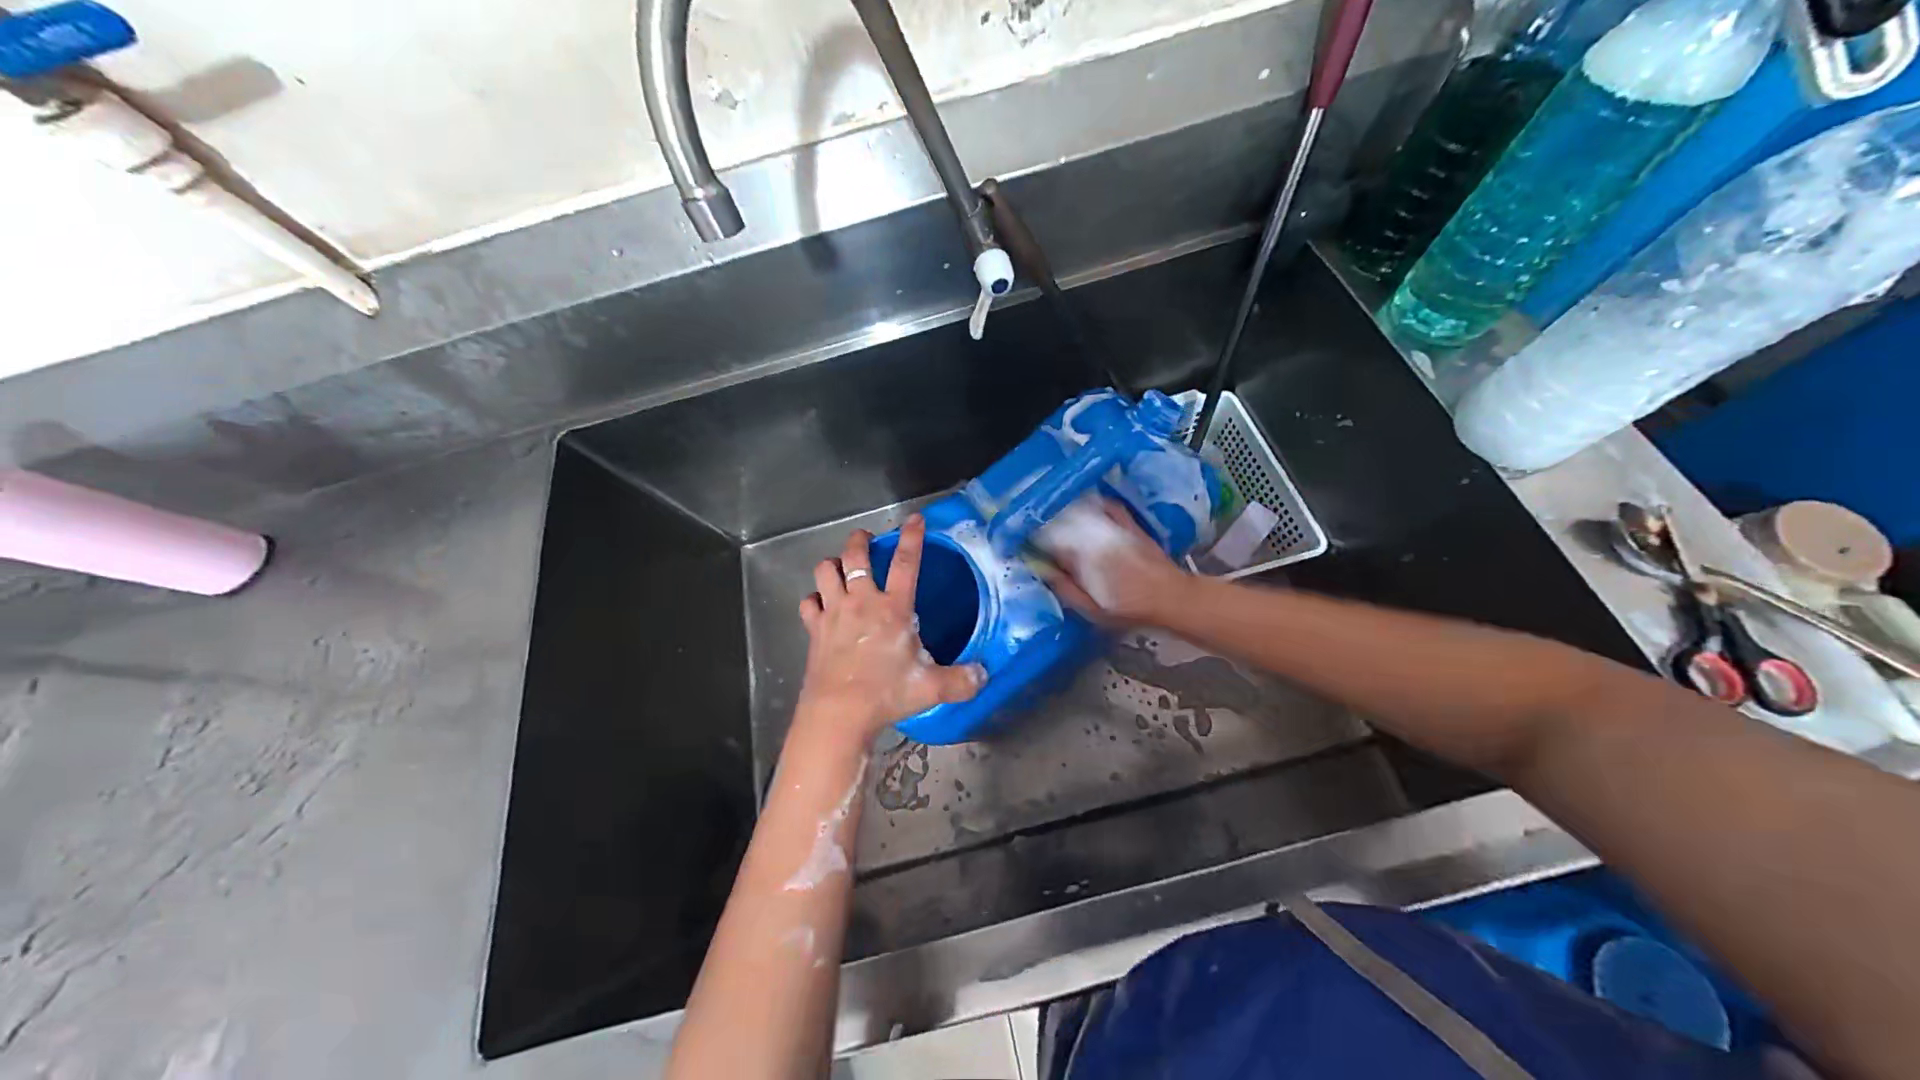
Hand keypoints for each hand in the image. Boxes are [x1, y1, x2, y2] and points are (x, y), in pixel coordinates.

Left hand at [795, 515, 985, 739]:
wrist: (838, 713)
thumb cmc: (886, 694)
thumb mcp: (932, 688)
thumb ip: (961, 680)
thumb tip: (984, 676)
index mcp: (893, 608)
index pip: (907, 563)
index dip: (912, 537)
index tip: (915, 519)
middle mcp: (861, 602)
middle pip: (856, 557)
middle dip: (860, 541)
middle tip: (866, 539)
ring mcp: (833, 613)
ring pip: (825, 571)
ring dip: (832, 564)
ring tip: (840, 567)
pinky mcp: (814, 630)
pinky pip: (808, 603)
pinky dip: (814, 599)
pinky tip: (820, 604)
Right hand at [1037, 497, 1189, 623]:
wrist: (1171, 598)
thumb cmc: (1130, 609)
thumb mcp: (1092, 609)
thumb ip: (1066, 589)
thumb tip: (1042, 570)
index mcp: (1083, 559)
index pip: (1049, 542)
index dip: (1033, 540)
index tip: (1023, 542)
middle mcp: (1096, 538)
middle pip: (1063, 523)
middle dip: (1046, 524)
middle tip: (1034, 530)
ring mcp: (1114, 528)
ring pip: (1083, 512)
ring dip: (1066, 513)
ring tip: (1054, 517)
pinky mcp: (1129, 525)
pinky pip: (1110, 507)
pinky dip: (1096, 503)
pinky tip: (1087, 504)